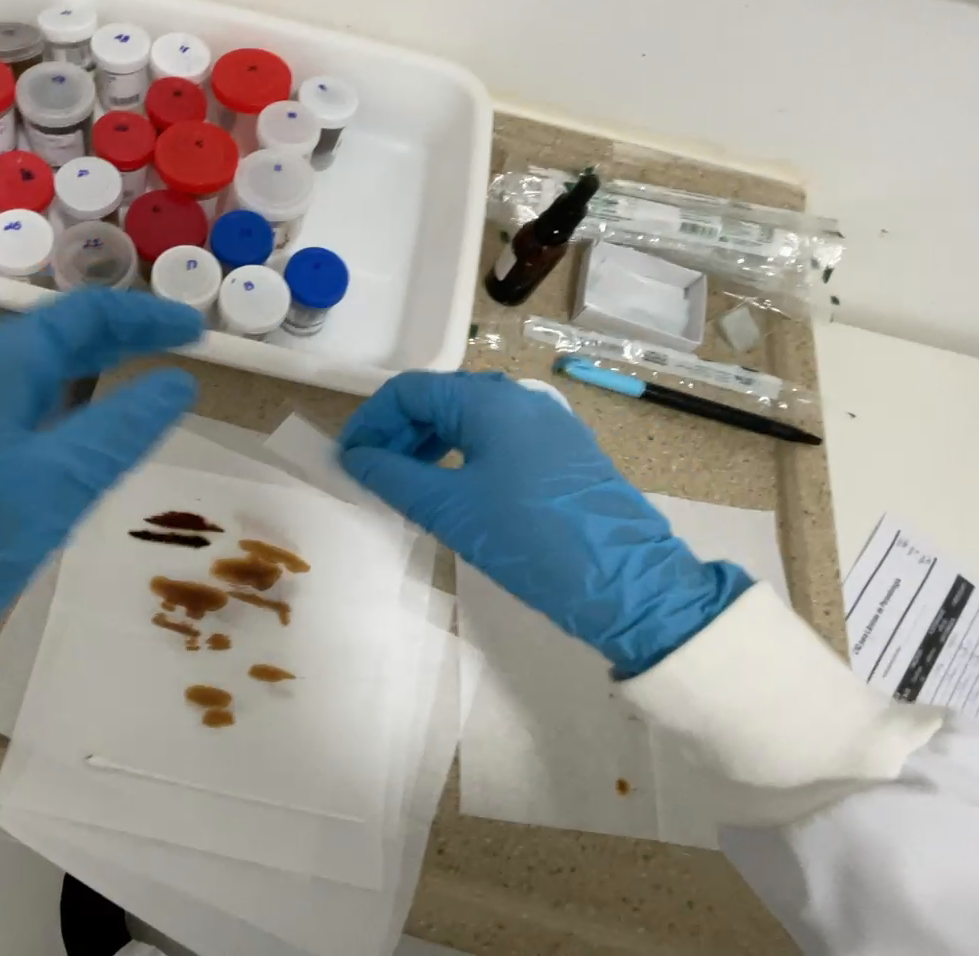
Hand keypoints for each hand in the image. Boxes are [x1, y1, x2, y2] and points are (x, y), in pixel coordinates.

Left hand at [0, 290, 204, 749]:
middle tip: (183, 351)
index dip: (145, 318)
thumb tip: (179, 383)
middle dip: (124, 337)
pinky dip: (69, 408)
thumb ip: (122, 428)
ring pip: (40, 376)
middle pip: (59, 337)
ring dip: (96, 370)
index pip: (82, 315)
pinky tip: (87, 435)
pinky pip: (23, 412)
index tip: (198, 334)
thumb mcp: (57, 486)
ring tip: (145, 382)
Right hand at [338, 371, 751, 674]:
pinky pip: (496, 436)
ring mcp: (545, 422)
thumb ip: (393, 476)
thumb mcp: (450, 509)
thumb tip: (355, 458)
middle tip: (371, 474)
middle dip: (396, 432)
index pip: (409, 391)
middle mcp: (518, 397)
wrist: (630, 586)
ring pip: (467, 417)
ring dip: (426, 443)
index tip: (348, 459)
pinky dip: (459, 454)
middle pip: (438, 399)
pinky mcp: (561, 450)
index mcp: (489, 400)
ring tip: (404, 483)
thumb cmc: (530, 539)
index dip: (369, 421)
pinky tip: (449, 487)